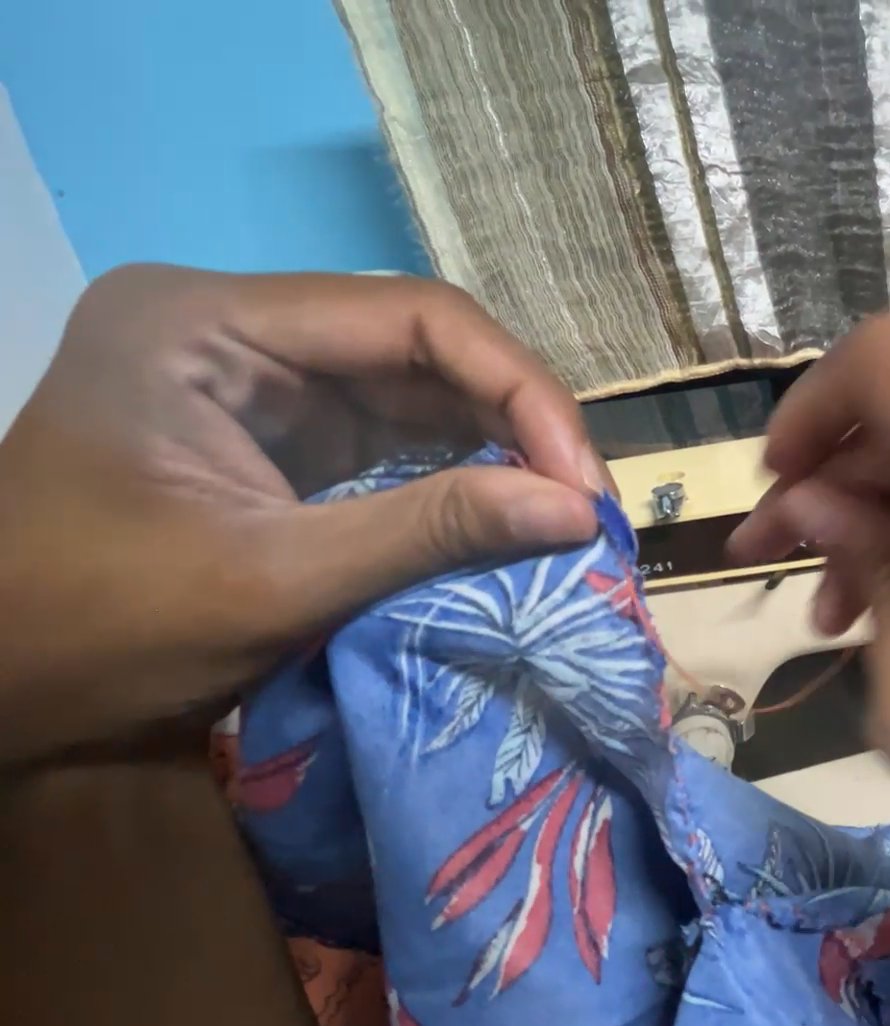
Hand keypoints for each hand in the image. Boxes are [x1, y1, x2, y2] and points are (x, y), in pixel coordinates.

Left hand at [0, 265, 607, 766]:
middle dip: (529, 425)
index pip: (419, 319)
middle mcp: (255, 331)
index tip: (580, 480)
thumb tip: (579, 514)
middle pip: (440, 350)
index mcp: (211, 325)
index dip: (522, 392)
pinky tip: (523, 513)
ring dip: (516, 451)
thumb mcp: (273, 580)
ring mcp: (283, 382)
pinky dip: (482, 478)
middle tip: (589, 503)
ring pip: (442, 393)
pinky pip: (422, 439)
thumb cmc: (89, 632)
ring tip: (571, 511)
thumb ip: (434, 531)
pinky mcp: (309, 435)